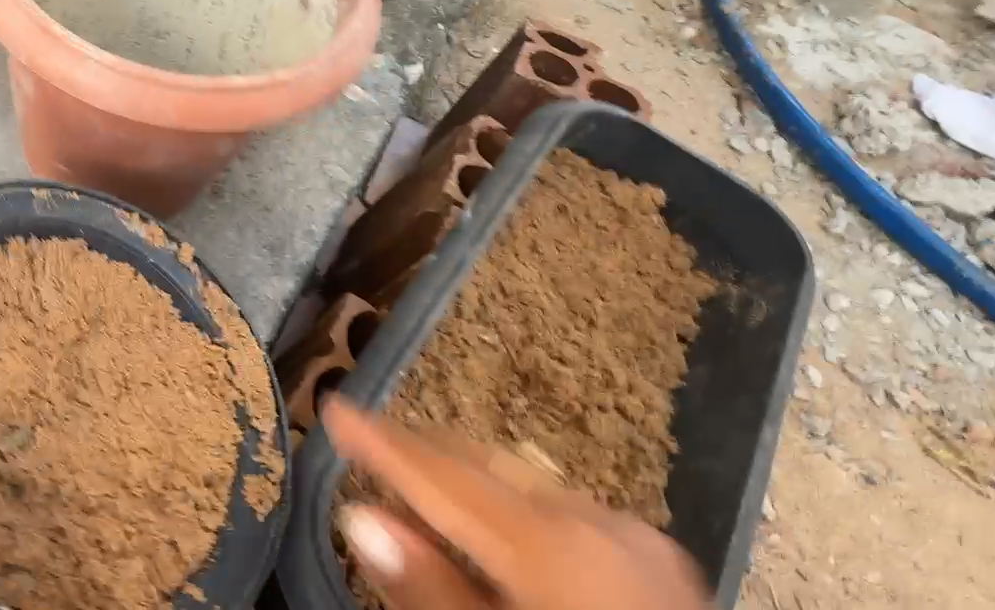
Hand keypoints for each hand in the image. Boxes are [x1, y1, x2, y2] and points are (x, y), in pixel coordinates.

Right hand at [323, 400, 710, 609]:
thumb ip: (429, 588)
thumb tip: (360, 515)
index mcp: (553, 547)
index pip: (442, 475)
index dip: (382, 442)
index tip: (334, 406)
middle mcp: (595, 522)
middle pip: (486, 465)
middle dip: (422, 449)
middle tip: (364, 436)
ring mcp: (639, 541)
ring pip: (526, 483)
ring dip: (466, 475)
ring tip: (415, 472)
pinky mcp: (660, 565)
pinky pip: (565, 511)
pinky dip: (513, 504)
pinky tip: (493, 523)